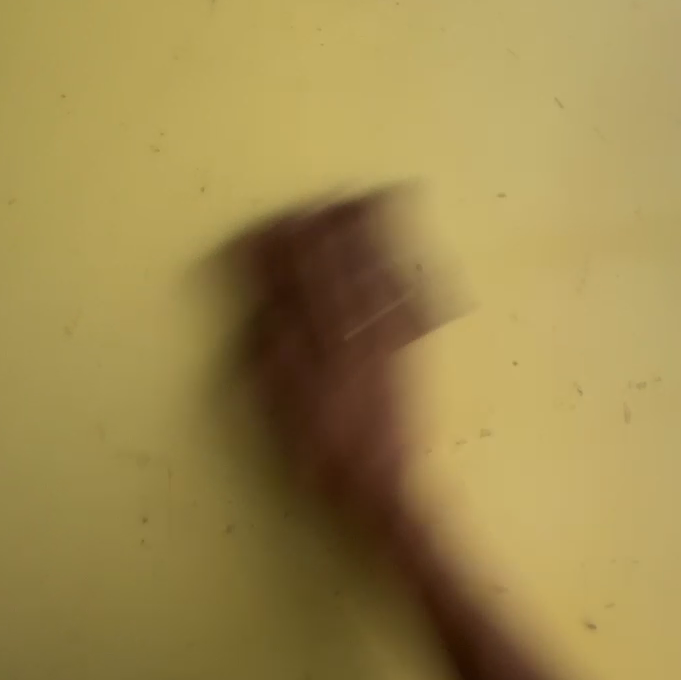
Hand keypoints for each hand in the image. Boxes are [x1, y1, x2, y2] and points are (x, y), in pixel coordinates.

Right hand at [242, 195, 430, 532]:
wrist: (381, 486)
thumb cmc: (317, 448)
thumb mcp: (277, 400)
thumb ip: (272, 342)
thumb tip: (268, 291)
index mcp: (316, 339)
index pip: (297, 276)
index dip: (284, 247)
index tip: (272, 223)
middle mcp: (355, 327)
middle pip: (342, 262)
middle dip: (331, 224)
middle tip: (325, 194)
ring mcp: (387, 334)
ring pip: (381, 269)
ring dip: (375, 230)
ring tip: (373, 194)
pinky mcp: (409, 346)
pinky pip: (412, 295)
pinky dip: (411, 263)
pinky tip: (412, 245)